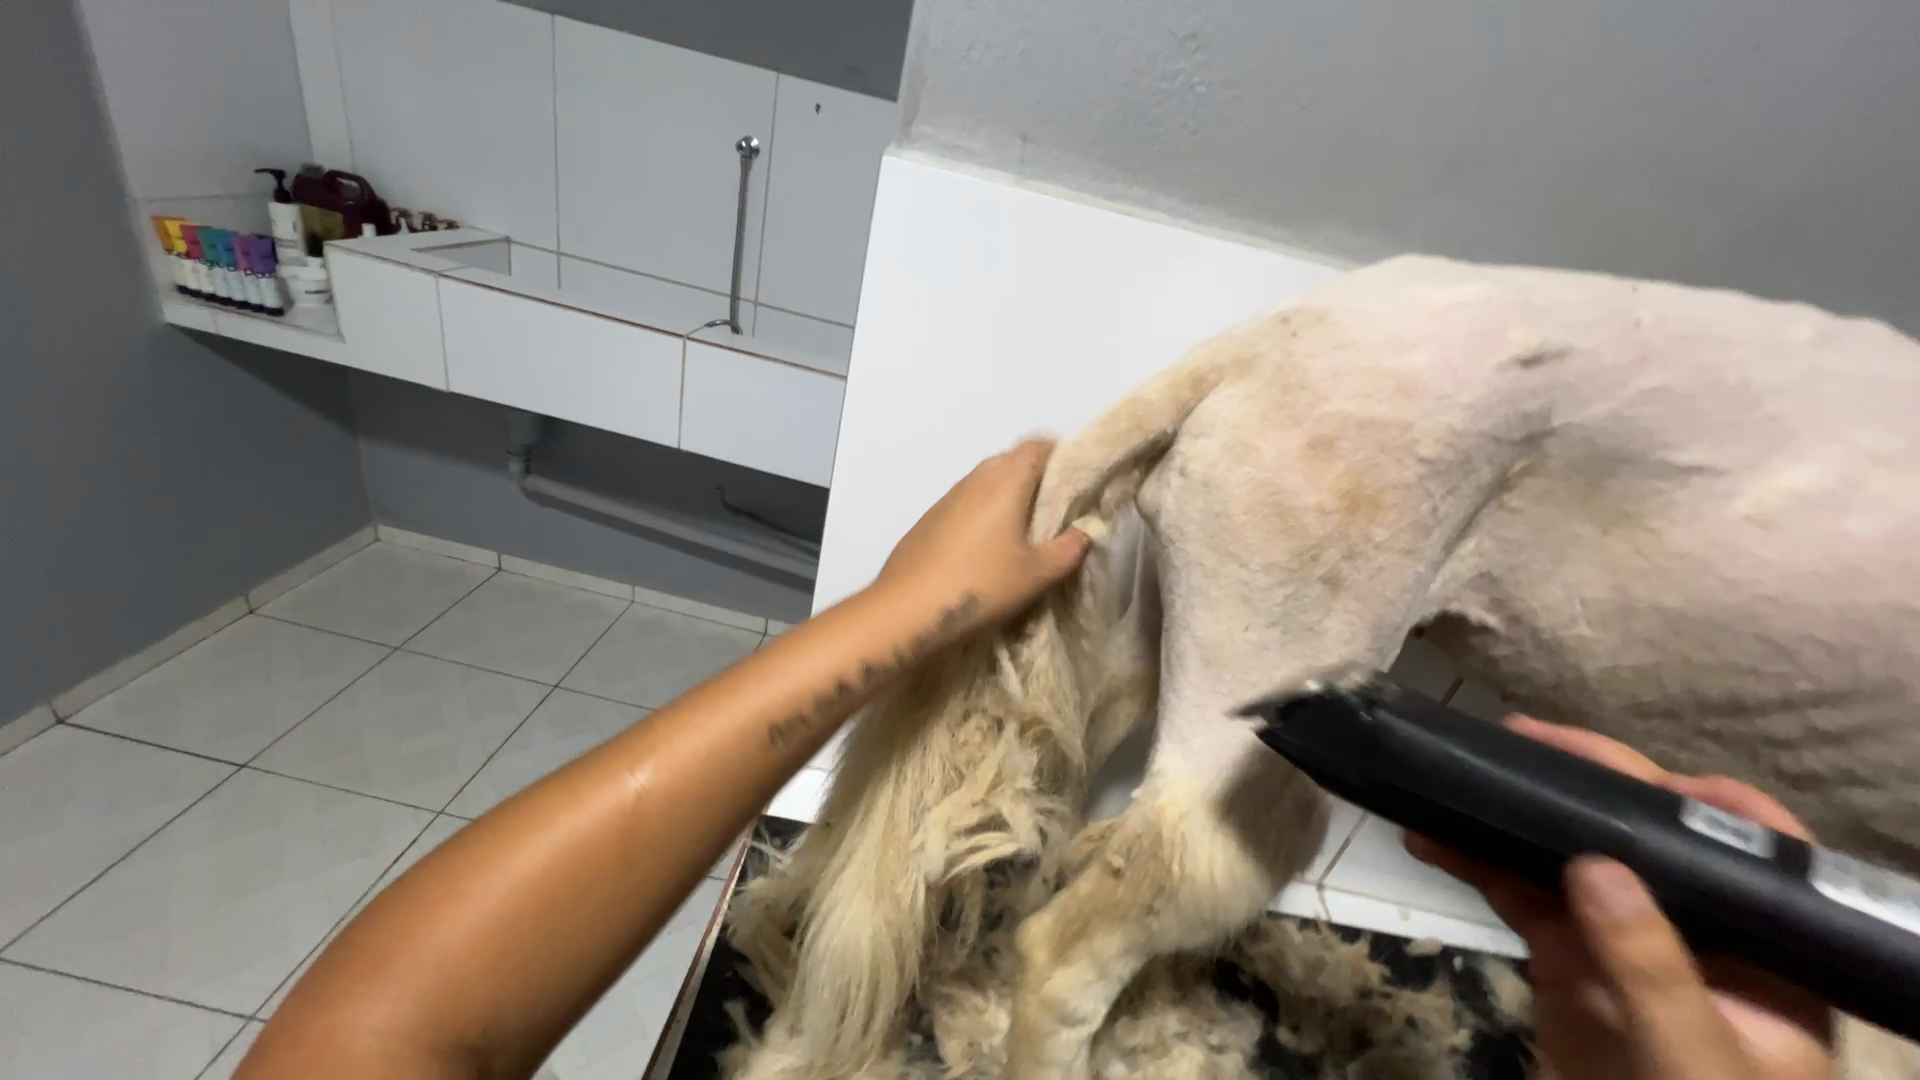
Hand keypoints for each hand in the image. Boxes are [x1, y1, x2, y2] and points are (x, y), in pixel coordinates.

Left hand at [873, 438, 1091, 635]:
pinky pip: (966, 502)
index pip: (1036, 446)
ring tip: (1024, 529)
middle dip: (1036, 476)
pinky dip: (984, 511)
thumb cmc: (980, 585)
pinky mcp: (929, 519)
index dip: (1060, 454)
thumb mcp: (1036, 574)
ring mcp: (947, 498)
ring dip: (1008, 494)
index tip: (1077, 478)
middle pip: (1011, 460)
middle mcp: (975, 479)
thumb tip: (1084, 532)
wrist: (907, 609)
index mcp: (1005, 482)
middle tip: (1056, 507)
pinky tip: (987, 546)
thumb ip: (1068, 550)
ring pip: (986, 481)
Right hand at [1407, 715, 1832, 1079]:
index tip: (1642, 772)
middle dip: (1578, 784)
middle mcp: (1686, 929)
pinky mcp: (1560, 956)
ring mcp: (1616, 940)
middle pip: (1637, 837)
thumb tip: (1596, 862)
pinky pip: (1514, 895)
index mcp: (1754, 947)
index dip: (1709, 802)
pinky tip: (1429, 842)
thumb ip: (1650, 966)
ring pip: (1560, 858)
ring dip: (1503, 820)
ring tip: (1449, 785)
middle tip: (1517, 739)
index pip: (1752, 855)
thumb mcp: (1688, 1054)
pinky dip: (1470, 863)